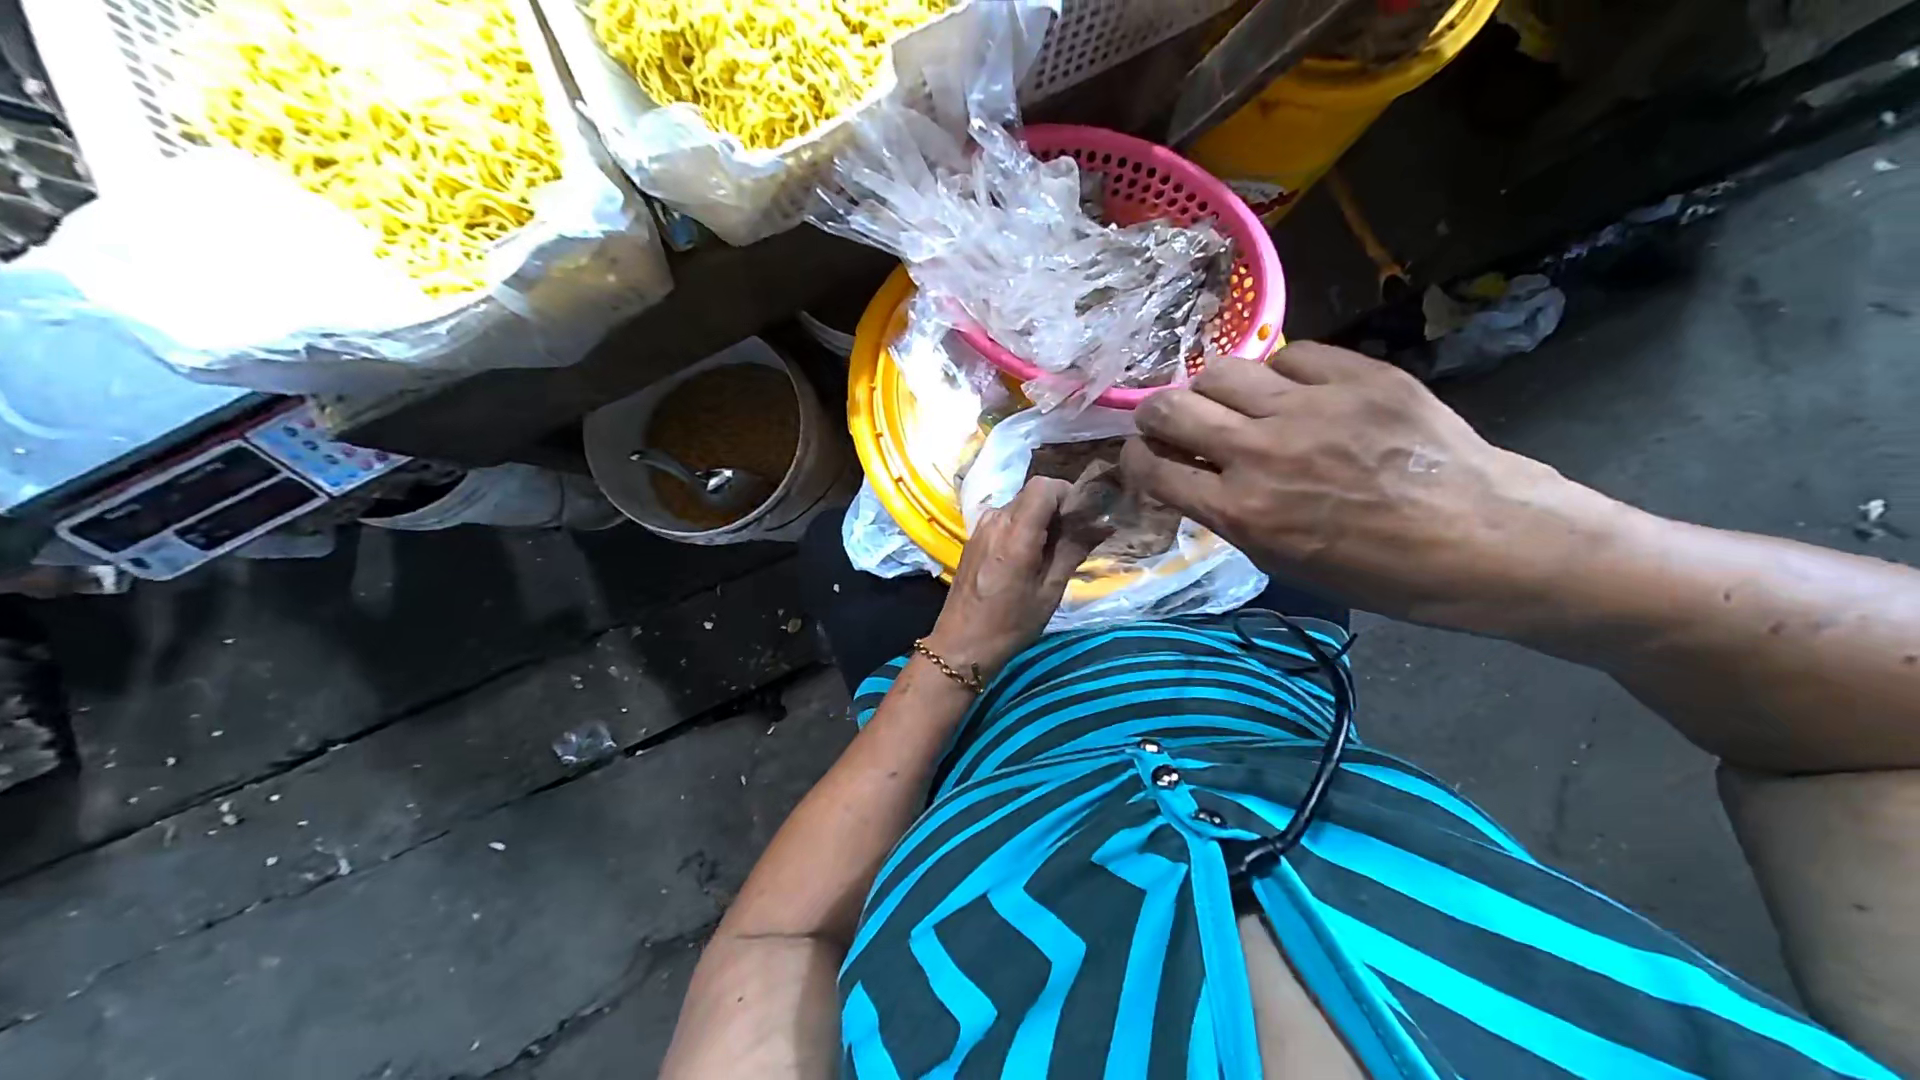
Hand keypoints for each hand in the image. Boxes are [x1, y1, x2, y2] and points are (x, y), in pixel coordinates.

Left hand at [924, 477, 1096, 678]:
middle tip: (1074, 536)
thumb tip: (1101, 524)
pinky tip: (1030, 556)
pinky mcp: (974, 538)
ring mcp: (981, 528)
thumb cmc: (1011, 624)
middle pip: (1032, 493)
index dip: (1068, 494)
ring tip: (1053, 550)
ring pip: (1019, 505)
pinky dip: (1023, 527)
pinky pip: (1005, 519)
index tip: (1083, 518)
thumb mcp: (1050, 590)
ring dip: (1040, 518)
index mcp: (1015, 533)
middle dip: (1057, 507)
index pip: (1045, 486)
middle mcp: (995, 521)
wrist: (962, 644)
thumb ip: (1073, 550)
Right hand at [1120, 343, 1621, 628]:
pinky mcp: (1357, 375)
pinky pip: (1291, 354)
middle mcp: (1260, 452)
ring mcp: (1309, 407)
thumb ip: (1229, 515)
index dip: (1133, 460)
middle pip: (1170, 409)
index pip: (1152, 468)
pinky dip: (1280, 373)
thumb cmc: (1379, 572)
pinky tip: (1295, 391)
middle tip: (1171, 424)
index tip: (1140, 458)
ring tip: (1233, 402)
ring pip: (1221, 371)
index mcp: (1241, 511)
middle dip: (1156, 417)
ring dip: (1213, 389)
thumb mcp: (1283, 561)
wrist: (1484, 541)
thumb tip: (1194, 478)